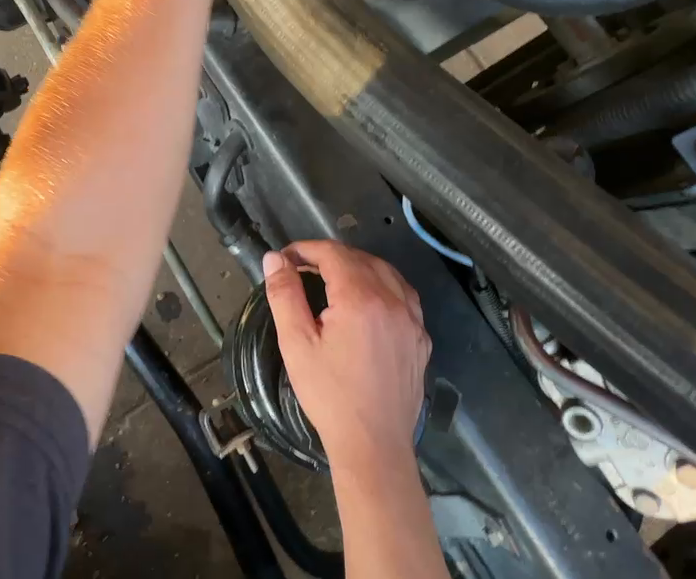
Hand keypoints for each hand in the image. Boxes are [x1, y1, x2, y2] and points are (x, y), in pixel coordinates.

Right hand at [264, 241, 430, 466]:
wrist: (373, 445)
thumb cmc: (330, 395)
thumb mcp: (296, 344)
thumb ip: (284, 295)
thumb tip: (274, 259)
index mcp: (360, 299)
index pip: (333, 254)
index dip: (305, 250)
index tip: (285, 260)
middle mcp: (393, 301)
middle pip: (360, 258)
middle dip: (328, 256)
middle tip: (301, 270)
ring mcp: (413, 320)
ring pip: (386, 272)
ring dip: (357, 266)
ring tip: (332, 279)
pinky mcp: (421, 338)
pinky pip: (404, 295)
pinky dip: (383, 285)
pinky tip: (368, 299)